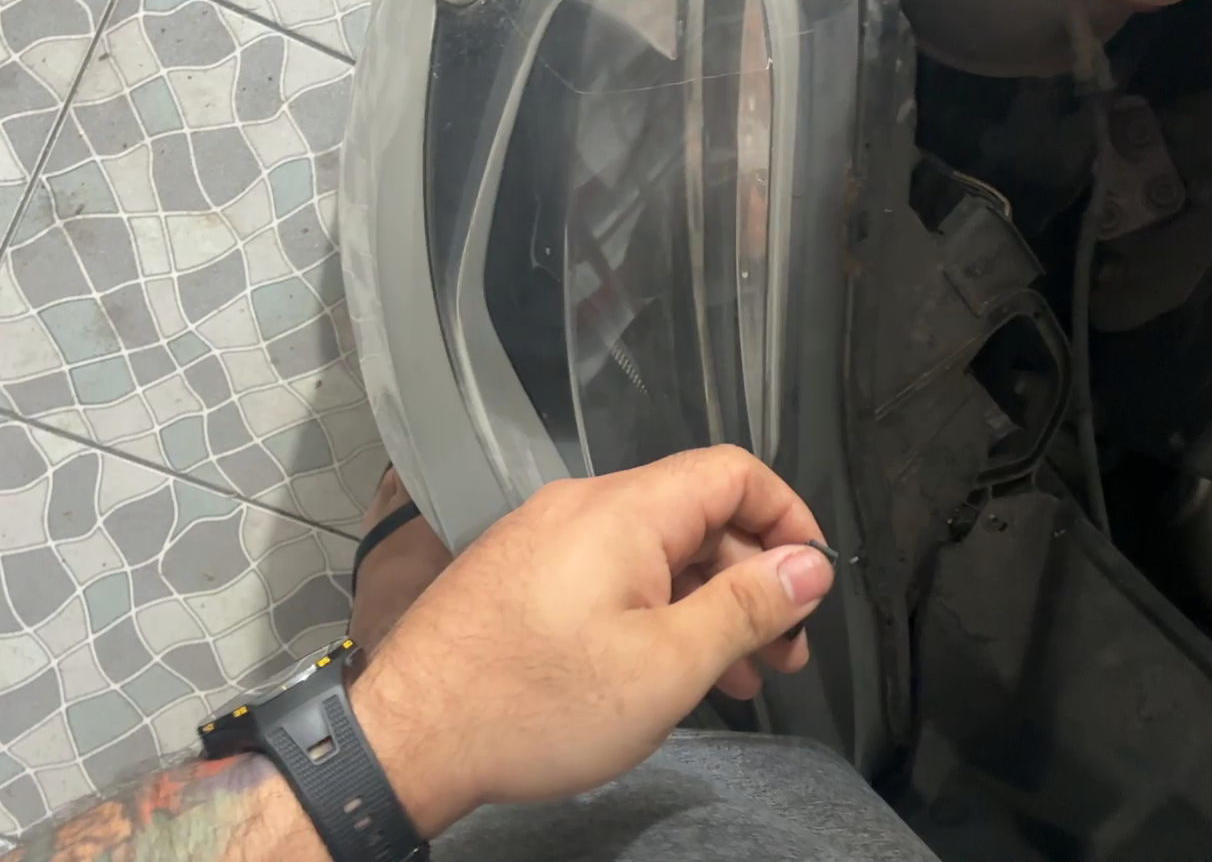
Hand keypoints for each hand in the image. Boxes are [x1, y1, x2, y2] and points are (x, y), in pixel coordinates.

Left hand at [347, 445, 835, 835]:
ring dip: (709, 600)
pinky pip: (617, 569)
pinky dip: (659, 606)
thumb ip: (747, 607)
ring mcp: (556, 533)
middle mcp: (591, 503)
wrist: (400, 739)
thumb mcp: (666, 665)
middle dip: (753, 576)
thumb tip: (811, 565)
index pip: (734, 472)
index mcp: (629, 508)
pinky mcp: (533, 567)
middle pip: (700, 514)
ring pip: (660, 548)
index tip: (810, 576)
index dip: (786, 514)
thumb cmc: (538, 702)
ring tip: (741, 673)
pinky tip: (673, 663)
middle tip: (784, 649)